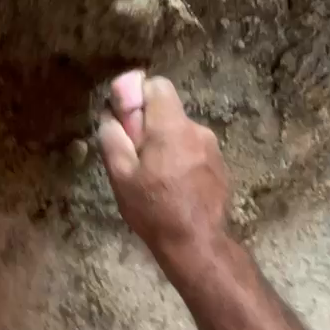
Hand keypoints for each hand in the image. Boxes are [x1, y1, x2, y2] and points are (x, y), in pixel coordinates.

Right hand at [98, 71, 231, 257]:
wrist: (197, 244)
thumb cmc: (153, 209)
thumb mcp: (120, 176)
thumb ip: (113, 138)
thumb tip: (110, 114)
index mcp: (171, 127)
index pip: (157, 85)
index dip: (137, 96)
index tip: (125, 120)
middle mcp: (196, 129)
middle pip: (167, 109)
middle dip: (147, 124)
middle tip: (133, 156)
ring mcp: (212, 147)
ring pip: (178, 131)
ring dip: (163, 143)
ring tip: (151, 176)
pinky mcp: (219, 165)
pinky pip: (191, 148)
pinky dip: (178, 158)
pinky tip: (170, 186)